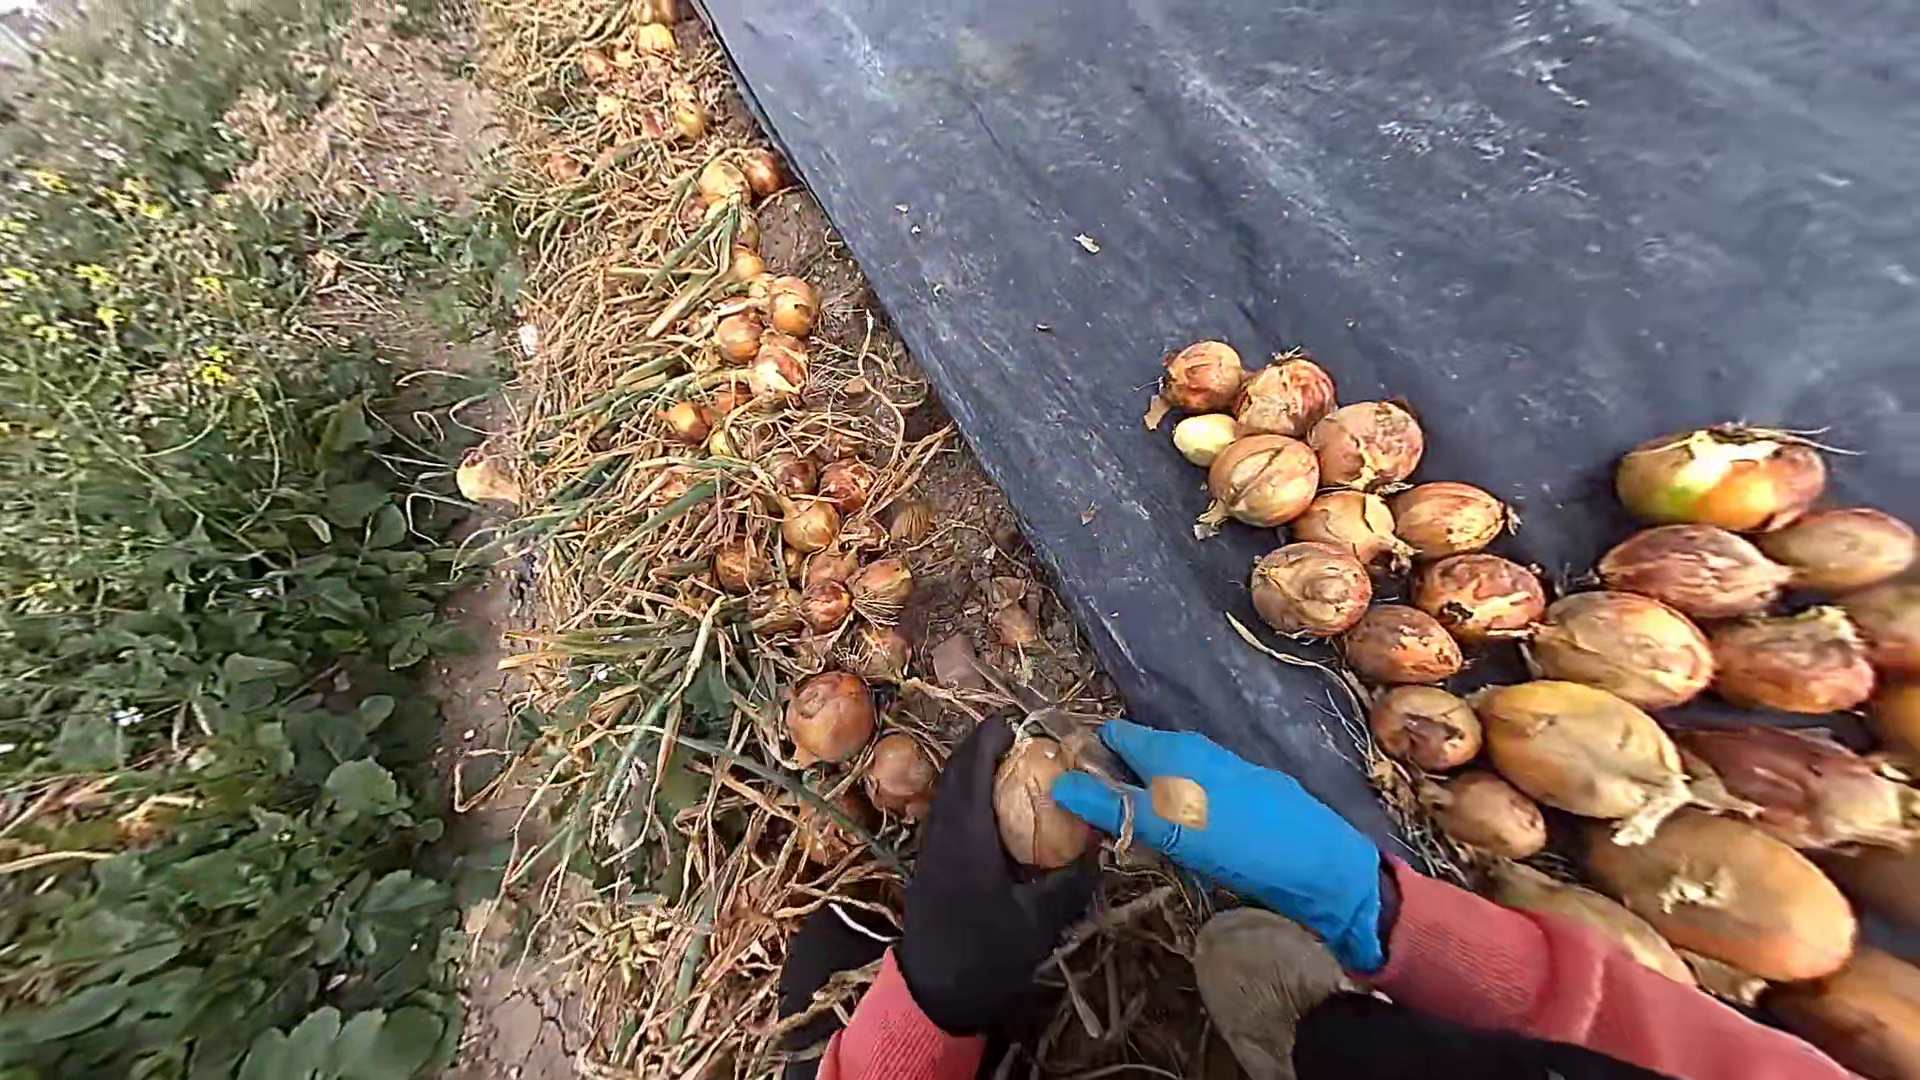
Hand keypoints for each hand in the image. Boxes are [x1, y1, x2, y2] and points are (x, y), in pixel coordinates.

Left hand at [897, 716, 1099, 1033]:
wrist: (933, 991)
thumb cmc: (984, 953)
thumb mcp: (1037, 922)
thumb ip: (1070, 882)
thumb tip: (1101, 848)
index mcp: (966, 834)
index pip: (972, 769)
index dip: (988, 739)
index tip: (1010, 721)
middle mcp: (944, 828)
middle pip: (956, 770)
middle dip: (979, 744)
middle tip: (1012, 735)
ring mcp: (933, 842)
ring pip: (948, 786)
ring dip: (970, 764)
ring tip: (1003, 759)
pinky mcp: (931, 856)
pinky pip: (947, 804)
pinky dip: (966, 787)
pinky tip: (989, 802)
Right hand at [1051, 719, 1386, 971]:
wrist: (1320, 863)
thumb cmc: (1233, 838)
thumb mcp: (1164, 826)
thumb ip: (1110, 805)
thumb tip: (1059, 784)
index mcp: (1166, 748)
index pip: (1110, 735)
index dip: (1088, 759)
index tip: (1078, 795)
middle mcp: (1188, 748)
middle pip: (1134, 757)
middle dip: (1116, 788)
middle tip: (1109, 829)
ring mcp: (1215, 768)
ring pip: (1162, 778)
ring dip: (1146, 804)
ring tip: (1145, 843)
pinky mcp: (1235, 790)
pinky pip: (1189, 793)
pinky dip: (1175, 812)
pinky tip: (1184, 845)